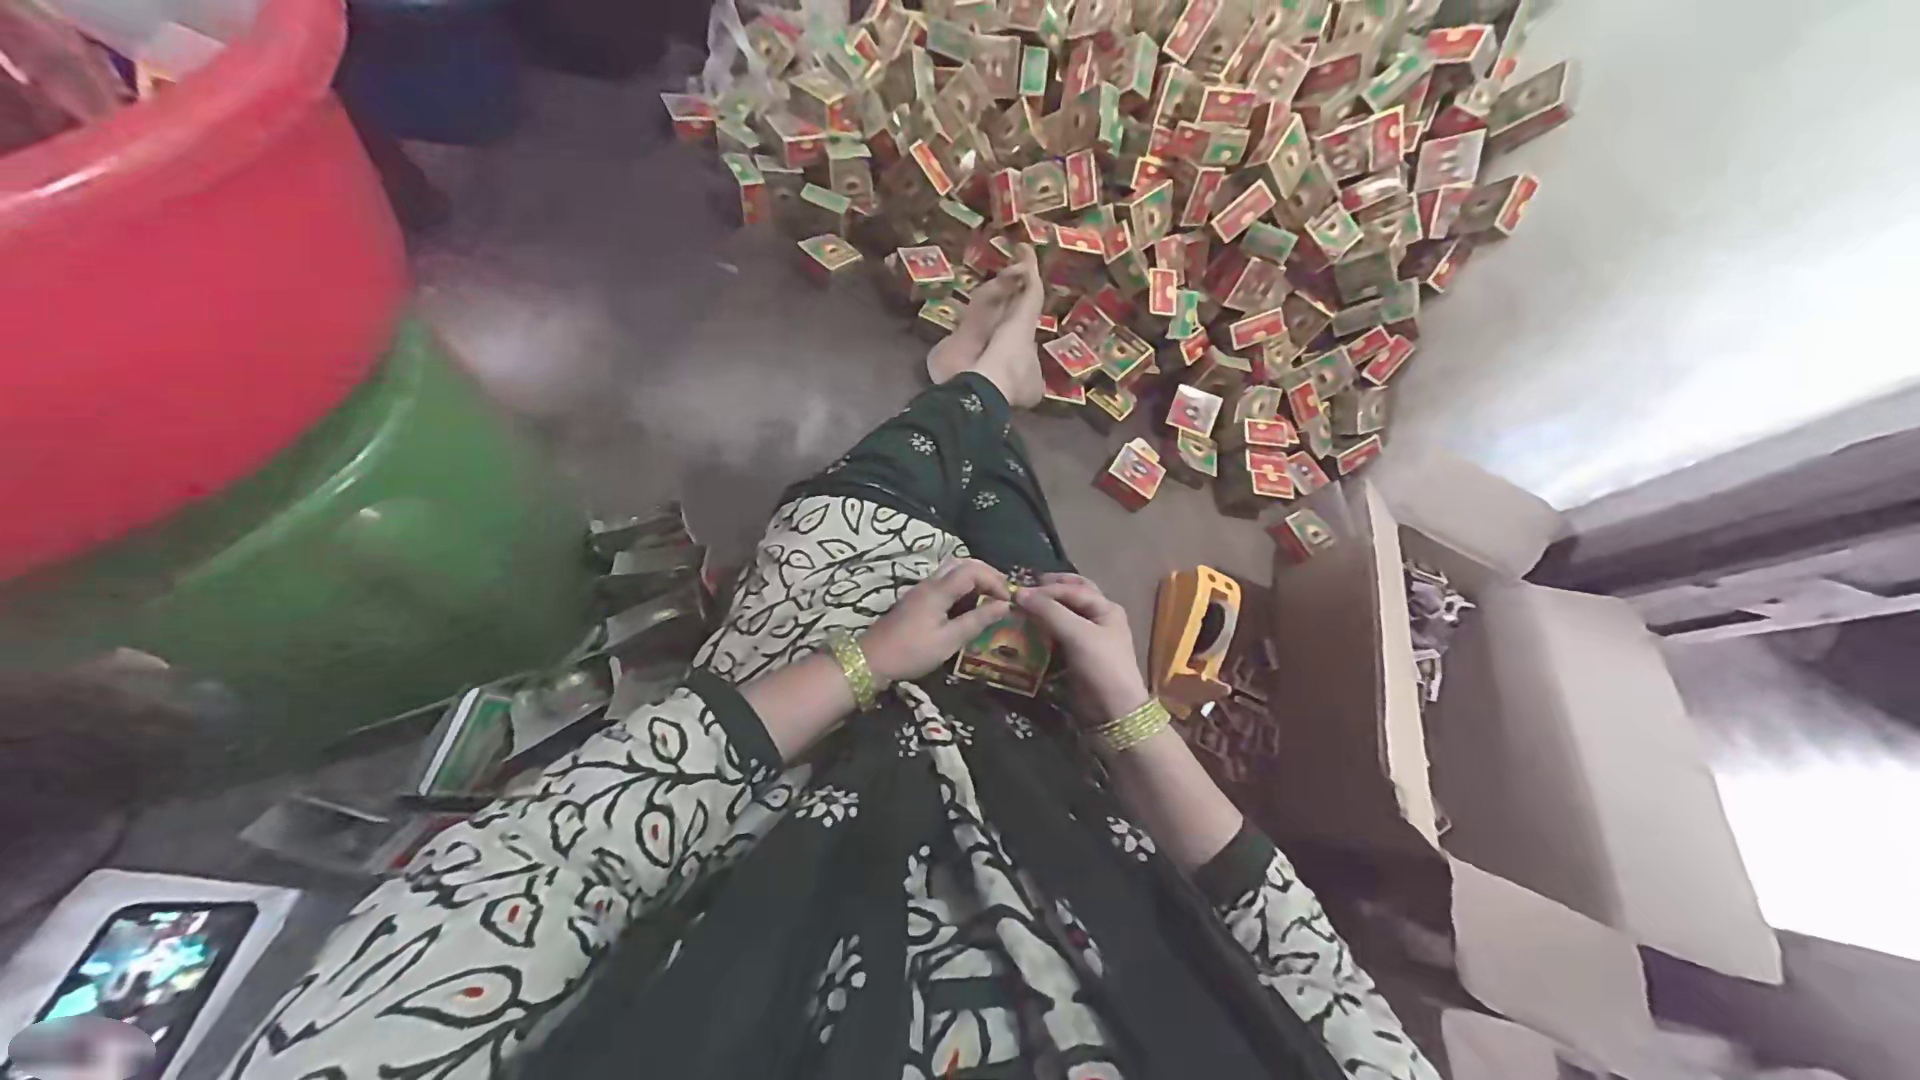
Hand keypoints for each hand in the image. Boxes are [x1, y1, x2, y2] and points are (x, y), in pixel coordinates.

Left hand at [859, 559, 1012, 683]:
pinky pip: (944, 582)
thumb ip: (977, 620)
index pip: (973, 570)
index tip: (1007, 600)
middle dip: (986, 573)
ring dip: (974, 578)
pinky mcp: (917, 599)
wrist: (871, 660)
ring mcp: (921, 590)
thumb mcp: (949, 640)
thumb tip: (1004, 606)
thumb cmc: (912, 652)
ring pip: (952, 571)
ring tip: (990, 598)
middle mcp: (930, 583)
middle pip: (962, 563)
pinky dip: (962, 587)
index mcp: (938, 590)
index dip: (994, 581)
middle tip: (1002, 592)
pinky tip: (969, 605)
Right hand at [1013, 573, 1150, 722]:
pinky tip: (1028, 629)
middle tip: (1023, 591)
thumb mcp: (1077, 635)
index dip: (1045, 589)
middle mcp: (1098, 618)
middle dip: (1048, 591)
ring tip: (1022, 608)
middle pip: (1071, 596)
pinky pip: (1058, 634)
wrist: (1113, 712)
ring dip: (1044, 609)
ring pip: (1063, 615)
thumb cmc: (1101, 667)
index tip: (1018, 593)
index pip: (1071, 589)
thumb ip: (1050, 612)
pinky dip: (1043, 628)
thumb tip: (1021, 594)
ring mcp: (1088, 637)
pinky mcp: (1077, 655)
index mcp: (1105, 608)